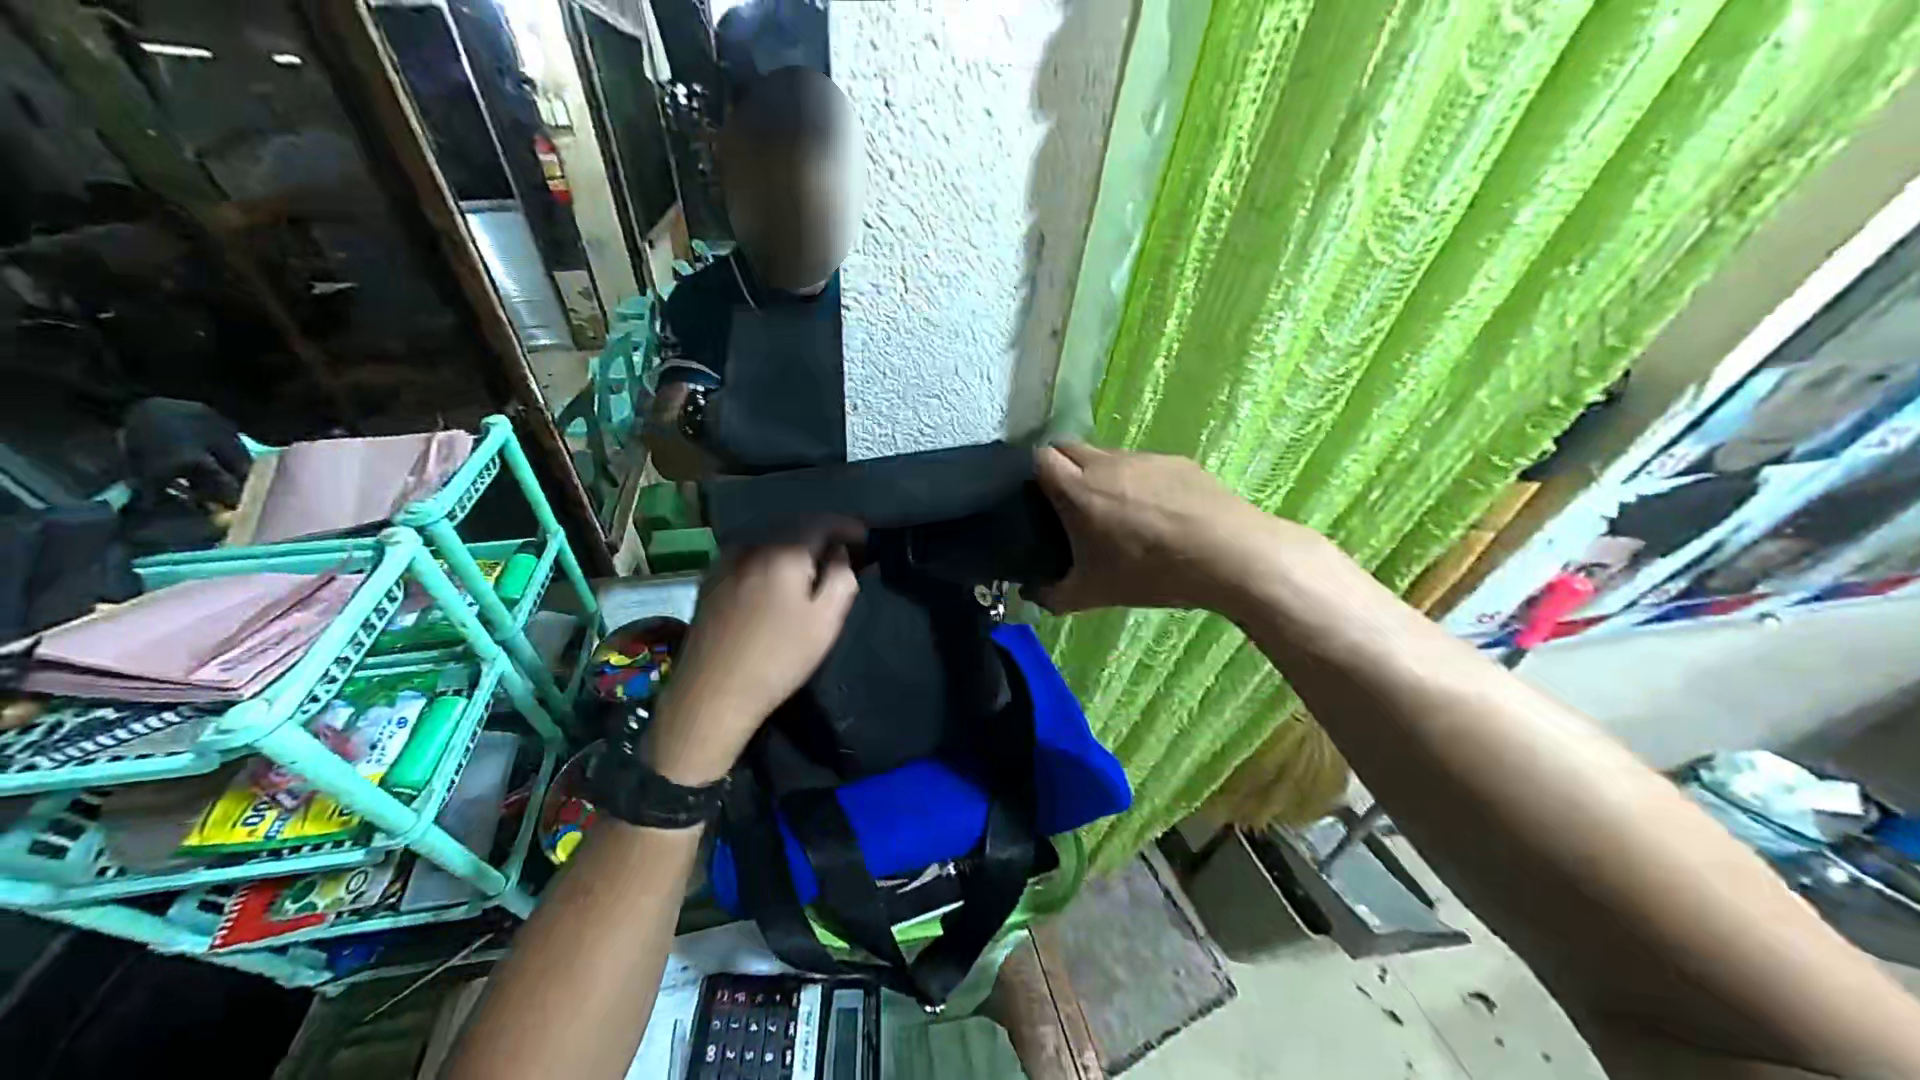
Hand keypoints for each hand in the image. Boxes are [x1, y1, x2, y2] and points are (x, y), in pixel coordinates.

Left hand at [646, 534, 859, 783]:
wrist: (713, 692)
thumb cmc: (779, 657)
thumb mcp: (826, 620)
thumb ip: (841, 577)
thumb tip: (839, 552)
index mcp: (783, 551)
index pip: (822, 522)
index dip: (847, 526)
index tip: (865, 537)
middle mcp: (752, 545)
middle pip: (793, 525)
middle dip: (821, 532)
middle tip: (844, 549)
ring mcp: (726, 560)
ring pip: (769, 537)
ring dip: (795, 542)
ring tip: (813, 561)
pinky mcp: (710, 578)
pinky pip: (749, 552)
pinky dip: (771, 554)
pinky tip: (777, 575)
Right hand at [1031, 442, 1321, 617]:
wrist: (1229, 554)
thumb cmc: (1151, 572)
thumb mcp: (1094, 594)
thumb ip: (1053, 595)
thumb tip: (1030, 593)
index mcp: (1078, 490)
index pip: (1039, 457)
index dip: (1034, 473)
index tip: (1039, 498)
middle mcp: (1106, 464)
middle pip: (1069, 447)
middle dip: (1062, 467)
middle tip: (1070, 503)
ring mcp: (1144, 459)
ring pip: (1108, 455)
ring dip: (1101, 474)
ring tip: (1117, 511)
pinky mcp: (1177, 461)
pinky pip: (1145, 465)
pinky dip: (1139, 481)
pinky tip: (1159, 513)